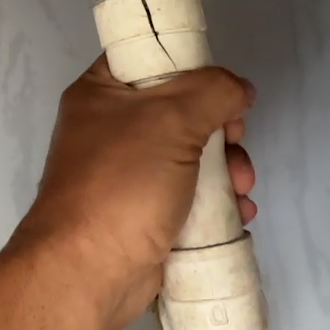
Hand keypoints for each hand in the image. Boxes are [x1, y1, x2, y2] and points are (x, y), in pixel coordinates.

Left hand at [9, 58, 256, 329]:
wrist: (88, 271)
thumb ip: (212, 92)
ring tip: (242, 188)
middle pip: (179, 109)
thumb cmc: (122, 183)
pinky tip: (239, 213)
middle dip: (220, 127)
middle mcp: (109, 126)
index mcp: (100, 91)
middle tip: (236, 141)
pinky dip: (217, 200)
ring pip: (190, 154)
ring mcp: (126, 172)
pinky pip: (189, 194)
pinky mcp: (143, 211)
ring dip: (226, 168)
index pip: (148, 59)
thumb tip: (238, 87)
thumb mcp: (170, 120)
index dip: (190, 67)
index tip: (221, 88)